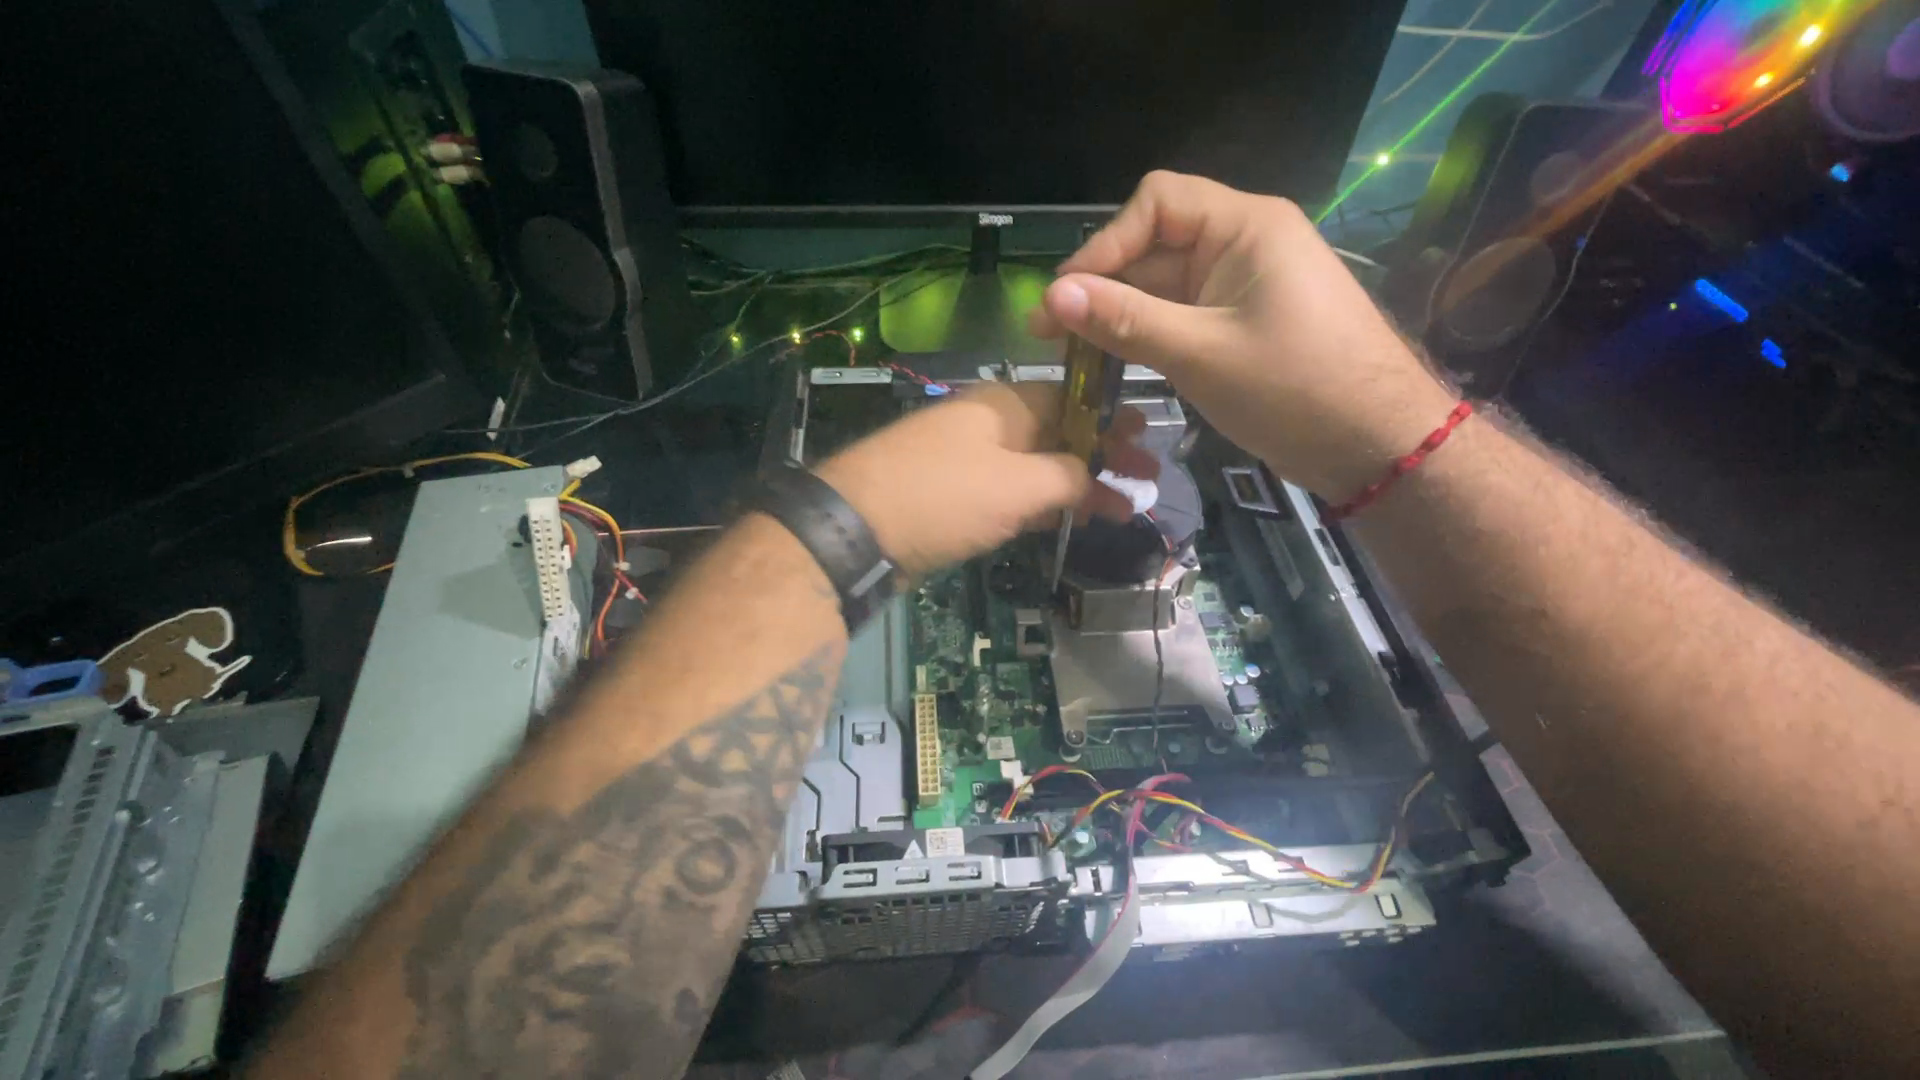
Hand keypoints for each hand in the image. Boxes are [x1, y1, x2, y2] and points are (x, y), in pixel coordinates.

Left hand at [815, 381, 1155, 577]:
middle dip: (1102, 457)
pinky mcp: (952, 495)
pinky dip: (1041, 503)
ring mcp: (967, 459)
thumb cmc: (944, 496)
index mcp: (1005, 403)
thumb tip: (1096, 476)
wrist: (855, 530)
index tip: (1146, 438)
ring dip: (1076, 485)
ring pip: (1035, 466)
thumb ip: (1067, 476)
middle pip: (1057, 433)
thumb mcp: (1018, 485)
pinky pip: (1010, 492)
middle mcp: (988, 423)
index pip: (1072, 398)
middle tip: (1145, 480)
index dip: (1111, 419)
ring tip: (1119, 510)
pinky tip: (1066, 521)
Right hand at [1028, 170, 1456, 499]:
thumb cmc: (1294, 390)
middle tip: (1050, 333)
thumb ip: (1124, 321)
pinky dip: (1149, 334)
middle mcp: (1245, 243)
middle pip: (1156, 245)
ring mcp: (1246, 286)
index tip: (1064, 296)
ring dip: (1121, 314)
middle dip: (1103, 284)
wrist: (1377, 446)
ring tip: (1073, 352)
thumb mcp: (1199, 354)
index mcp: (1246, 226)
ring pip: (1166, 286)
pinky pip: (1185, 315)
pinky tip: (1115, 360)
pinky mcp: (1245, 323)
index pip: (1156, 203)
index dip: (1104, 244)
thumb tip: (1051, 295)